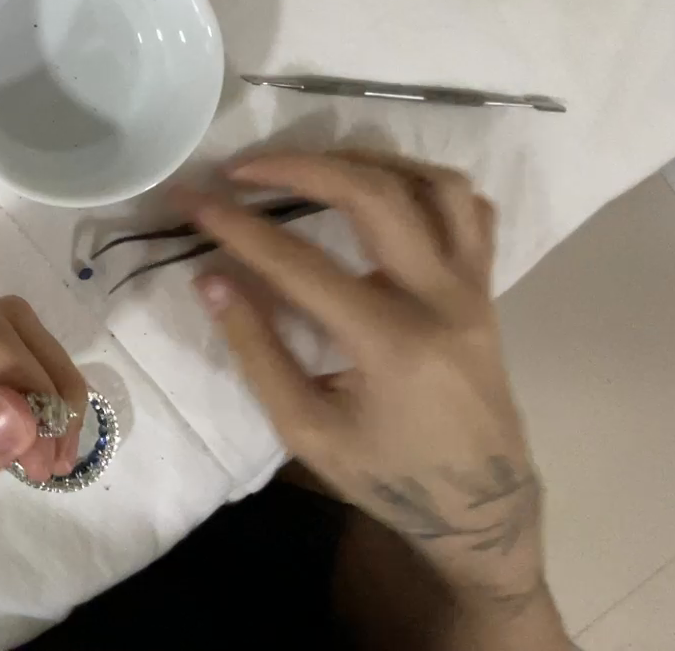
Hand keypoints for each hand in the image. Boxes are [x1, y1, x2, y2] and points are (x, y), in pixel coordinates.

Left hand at [0, 297, 88, 609]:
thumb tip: (25, 407)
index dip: (34, 385)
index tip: (47, 460)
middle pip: (2, 322)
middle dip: (46, 381)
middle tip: (54, 459)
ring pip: (0, 336)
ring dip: (38, 386)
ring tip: (43, 458)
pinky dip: (17, 396)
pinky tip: (19, 447)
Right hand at [175, 152, 561, 635]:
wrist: (479, 513)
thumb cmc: (385, 475)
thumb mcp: (303, 428)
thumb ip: (255, 347)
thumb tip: (209, 277)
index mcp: (391, 344)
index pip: (297, 262)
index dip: (234, 224)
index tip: (188, 198)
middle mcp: (442, 302)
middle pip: (374, 196)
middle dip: (298, 167)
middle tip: (240, 167)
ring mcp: (474, 290)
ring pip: (433, 187)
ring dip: (363, 161)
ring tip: (307, 164)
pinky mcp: (486, 290)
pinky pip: (468, 210)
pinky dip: (419, 182)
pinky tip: (374, 186)